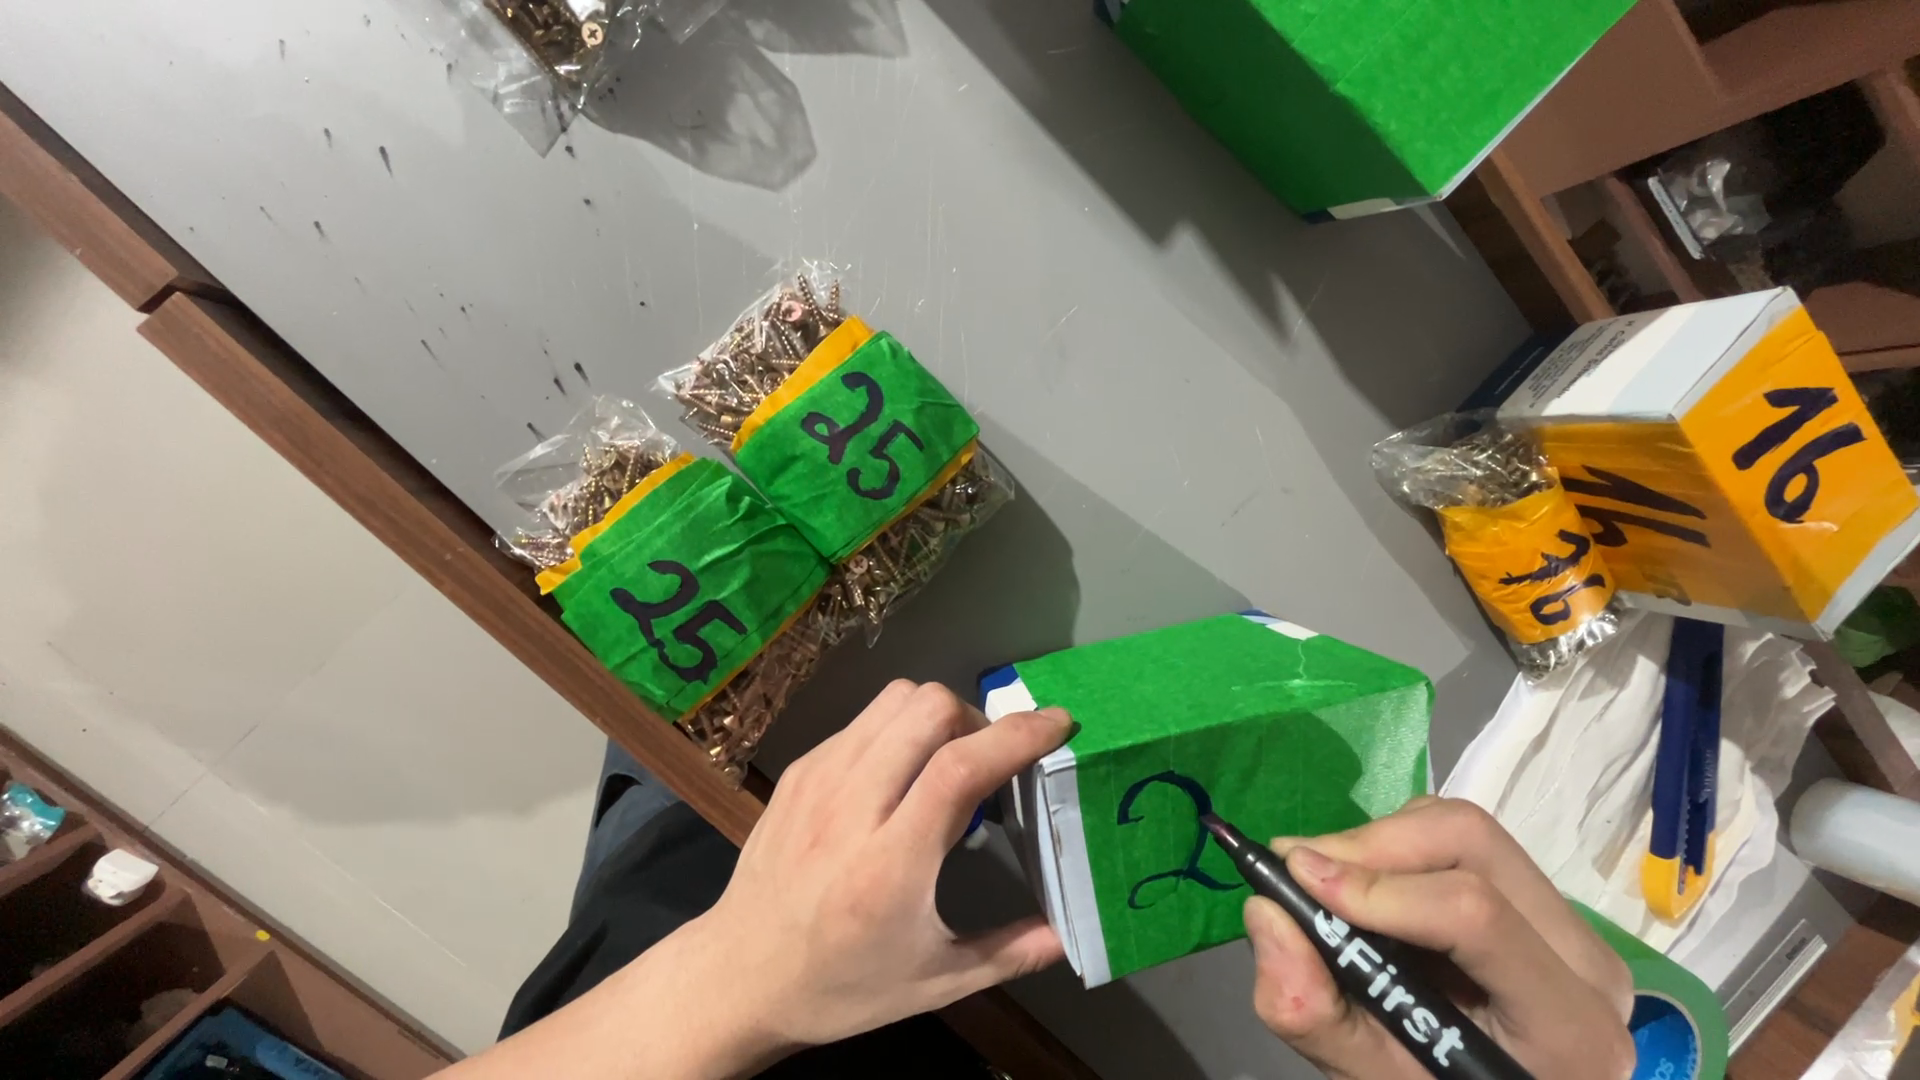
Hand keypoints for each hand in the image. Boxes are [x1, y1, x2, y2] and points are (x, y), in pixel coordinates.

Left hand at [693, 680, 1070, 1064]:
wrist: (738, 974)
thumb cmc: (840, 984)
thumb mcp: (934, 982)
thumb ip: (1010, 953)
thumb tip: (1071, 933)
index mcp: (891, 862)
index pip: (960, 768)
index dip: (1017, 735)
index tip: (1057, 723)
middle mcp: (853, 806)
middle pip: (928, 709)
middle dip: (977, 718)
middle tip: (989, 760)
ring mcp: (819, 778)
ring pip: (895, 698)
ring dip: (938, 714)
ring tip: (946, 759)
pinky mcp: (800, 769)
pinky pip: (864, 719)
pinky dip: (899, 727)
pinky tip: (899, 774)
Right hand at [1245, 797, 1635, 1079]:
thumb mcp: (1369, 1078)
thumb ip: (1312, 1010)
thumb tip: (1265, 911)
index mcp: (1566, 1027)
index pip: (1474, 915)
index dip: (1375, 885)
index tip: (1295, 877)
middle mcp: (1585, 959)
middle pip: (1469, 841)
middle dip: (1367, 843)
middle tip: (1297, 866)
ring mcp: (1567, 921)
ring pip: (1459, 825)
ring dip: (1374, 839)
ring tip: (1327, 881)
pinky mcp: (1536, 895)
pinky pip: (1455, 832)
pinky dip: (1390, 841)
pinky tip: (1368, 887)